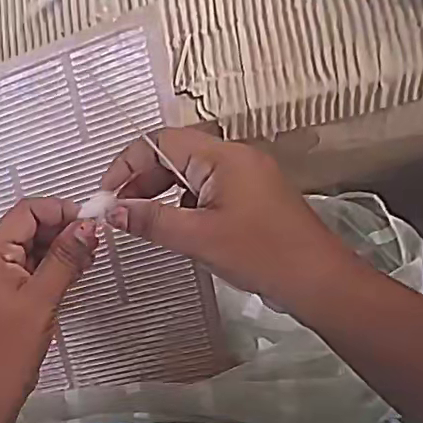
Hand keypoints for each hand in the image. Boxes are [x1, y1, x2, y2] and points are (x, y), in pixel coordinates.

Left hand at [0, 199, 98, 412]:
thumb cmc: (9, 350)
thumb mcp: (42, 299)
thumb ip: (64, 259)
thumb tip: (85, 226)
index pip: (25, 213)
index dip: (57, 211)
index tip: (88, 221)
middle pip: (30, 227)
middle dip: (62, 228)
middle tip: (93, 240)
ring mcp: (4, 281)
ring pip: (35, 248)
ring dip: (63, 247)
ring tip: (89, 256)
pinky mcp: (14, 296)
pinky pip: (37, 269)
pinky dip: (58, 266)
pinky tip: (77, 271)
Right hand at [98, 128, 357, 303]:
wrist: (315, 279)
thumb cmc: (263, 254)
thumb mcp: (197, 238)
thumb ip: (150, 221)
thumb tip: (113, 211)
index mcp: (222, 157)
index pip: (161, 142)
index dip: (126, 165)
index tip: (106, 195)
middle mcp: (234, 159)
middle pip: (173, 156)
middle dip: (140, 181)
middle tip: (118, 212)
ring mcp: (243, 178)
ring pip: (187, 175)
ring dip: (159, 195)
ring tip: (140, 223)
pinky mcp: (248, 198)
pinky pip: (204, 192)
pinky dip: (181, 207)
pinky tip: (173, 230)